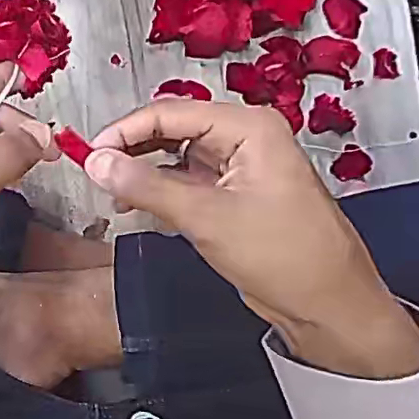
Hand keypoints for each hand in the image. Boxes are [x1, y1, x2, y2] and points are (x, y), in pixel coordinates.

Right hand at [84, 100, 418, 378]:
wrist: (327, 306)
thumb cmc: (281, 256)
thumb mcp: (206, 217)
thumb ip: (145, 186)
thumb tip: (95, 162)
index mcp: (249, 126)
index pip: (172, 112)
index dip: (126, 130)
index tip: (90, 153)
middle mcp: (244, 137)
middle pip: (173, 128)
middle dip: (132, 147)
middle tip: (96, 171)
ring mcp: (239, 165)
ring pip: (177, 155)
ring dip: (143, 170)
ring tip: (110, 191)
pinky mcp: (233, 192)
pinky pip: (187, 179)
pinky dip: (160, 189)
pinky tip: (134, 203)